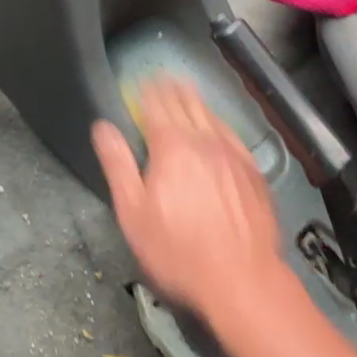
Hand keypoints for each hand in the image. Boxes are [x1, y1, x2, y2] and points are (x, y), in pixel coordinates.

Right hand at [93, 78, 287, 321]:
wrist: (241, 279)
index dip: (146, 90)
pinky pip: (232, 135)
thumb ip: (118, 164)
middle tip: (163, 77)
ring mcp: (233, 155)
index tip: (141, 80)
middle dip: (171, 88)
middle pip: (185, 104)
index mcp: (172, 147)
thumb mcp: (133, 213)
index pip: (156, 106)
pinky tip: (218, 126)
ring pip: (211, 116)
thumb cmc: (179, 252)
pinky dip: (219, 122)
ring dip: (195, 100)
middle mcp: (204, 141)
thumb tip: (103, 128)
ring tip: (187, 90)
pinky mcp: (253, 172)